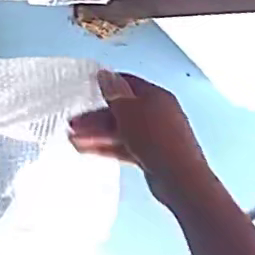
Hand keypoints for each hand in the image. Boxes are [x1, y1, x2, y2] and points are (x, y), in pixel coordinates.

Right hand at [69, 71, 214, 207]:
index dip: (106, 84)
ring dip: (97, 133)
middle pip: (121, 110)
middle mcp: (158, 114)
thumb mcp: (128, 109)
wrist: (180, 180)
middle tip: (74, 122)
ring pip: (121, 130)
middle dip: (95, 116)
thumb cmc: (156, 138)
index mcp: (156, 96)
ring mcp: (156, 136)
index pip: (127, 83)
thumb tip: (105, 74)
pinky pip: (126, 146)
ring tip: (74, 139)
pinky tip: (87, 150)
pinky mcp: (153, 156)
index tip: (87, 88)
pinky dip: (107, 147)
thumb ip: (113, 91)